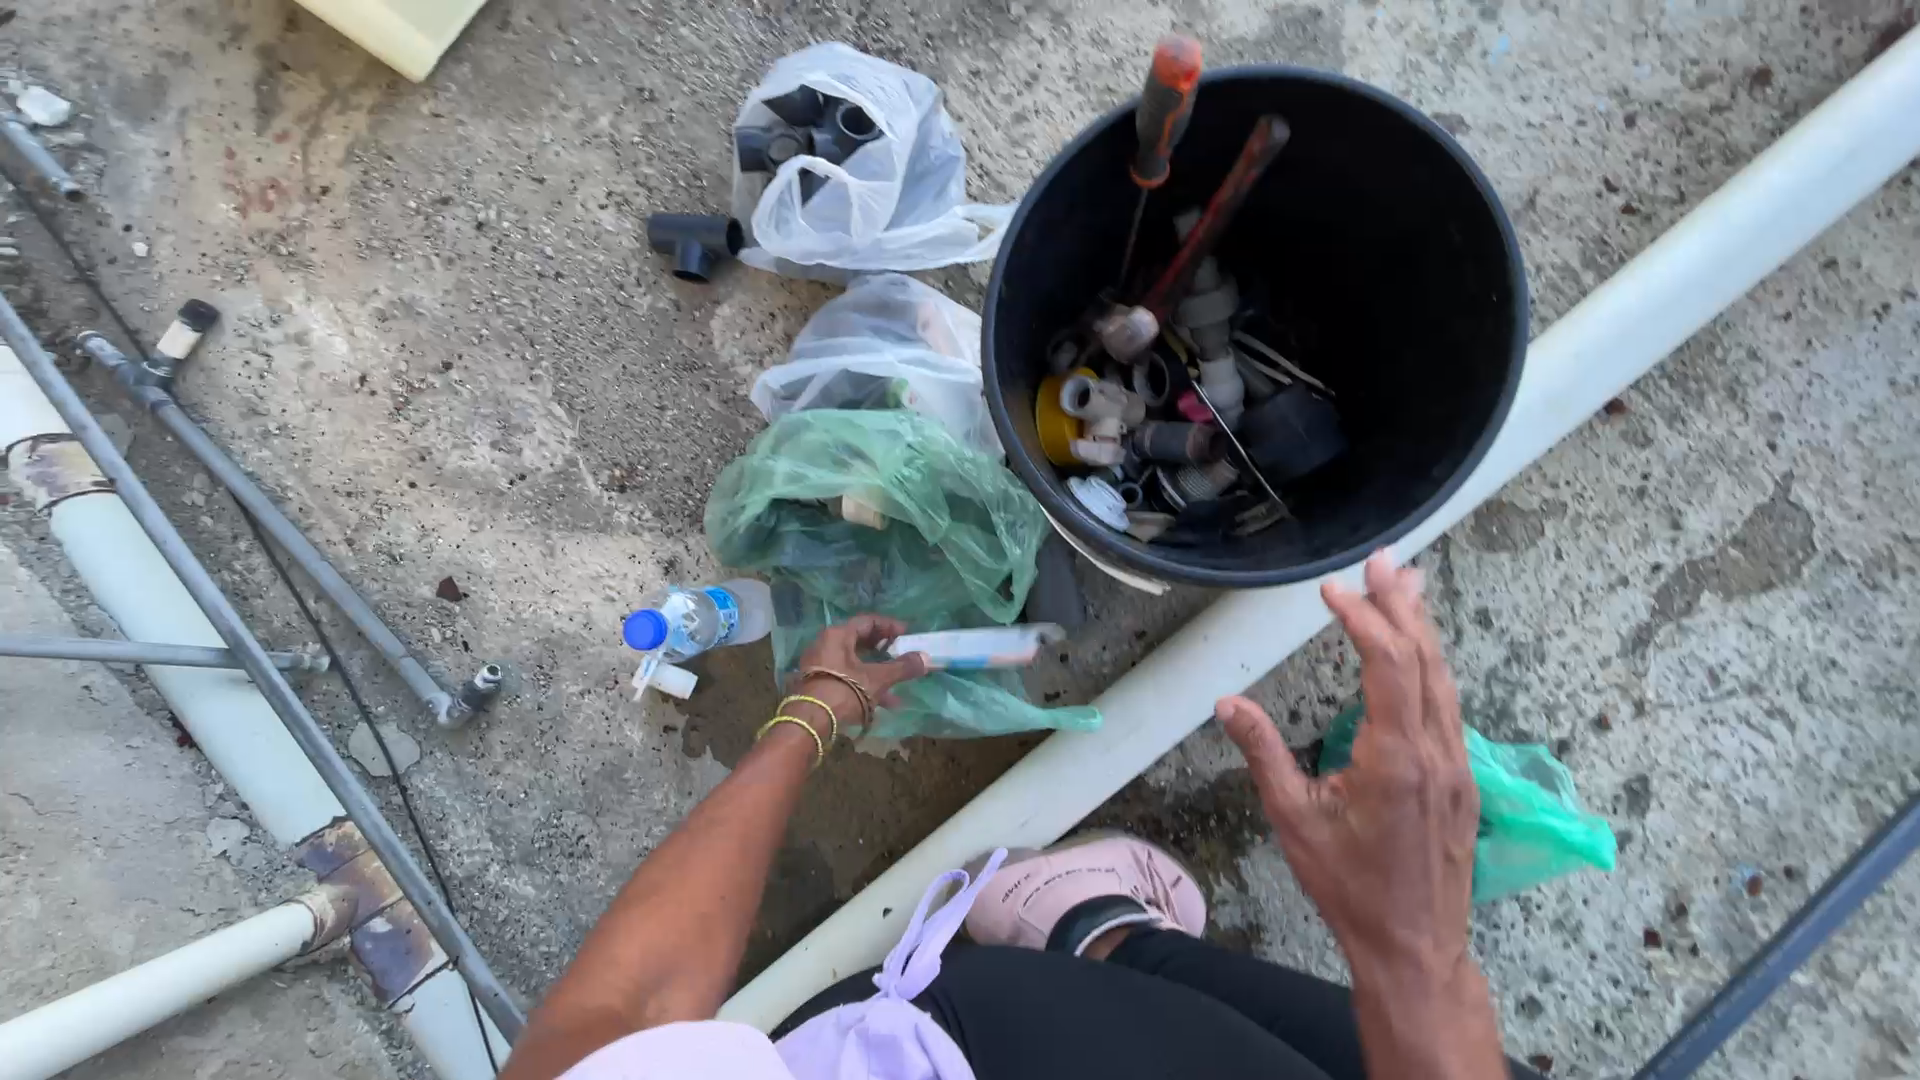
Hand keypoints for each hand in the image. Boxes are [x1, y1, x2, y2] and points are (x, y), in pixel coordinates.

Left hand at [789, 615, 929, 735]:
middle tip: (902, 654)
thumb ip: (902, 667)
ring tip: (898, 687)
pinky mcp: (818, 684)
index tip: (908, 635)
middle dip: (884, 650)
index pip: (868, 621)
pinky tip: (883, 704)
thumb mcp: (877, 679)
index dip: (890, 626)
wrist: (810, 722)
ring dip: (878, 672)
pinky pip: (847, 677)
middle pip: (860, 641)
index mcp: (838, 635)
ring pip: (855, 662)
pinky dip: (865, 685)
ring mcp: (820, 665)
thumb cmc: (844, 691)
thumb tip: (926, 658)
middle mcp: (826, 645)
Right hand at [1216, 552, 1477, 989]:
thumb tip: (1225, 702)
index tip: (1334, 589)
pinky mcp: (1461, 778)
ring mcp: (1456, 765)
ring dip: (1422, 630)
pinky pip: (1447, 705)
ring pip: (1444, 680)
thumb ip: (1262, 752)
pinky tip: (1419, 654)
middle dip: (1403, 606)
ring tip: (1408, 587)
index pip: (1388, 666)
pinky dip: (1431, 664)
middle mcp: (1436, 752)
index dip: (1364, 619)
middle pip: (1426, 661)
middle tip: (1385, 561)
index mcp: (1395, 758)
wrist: (1414, 945)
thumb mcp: (1292, 817)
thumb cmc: (1347, 883)